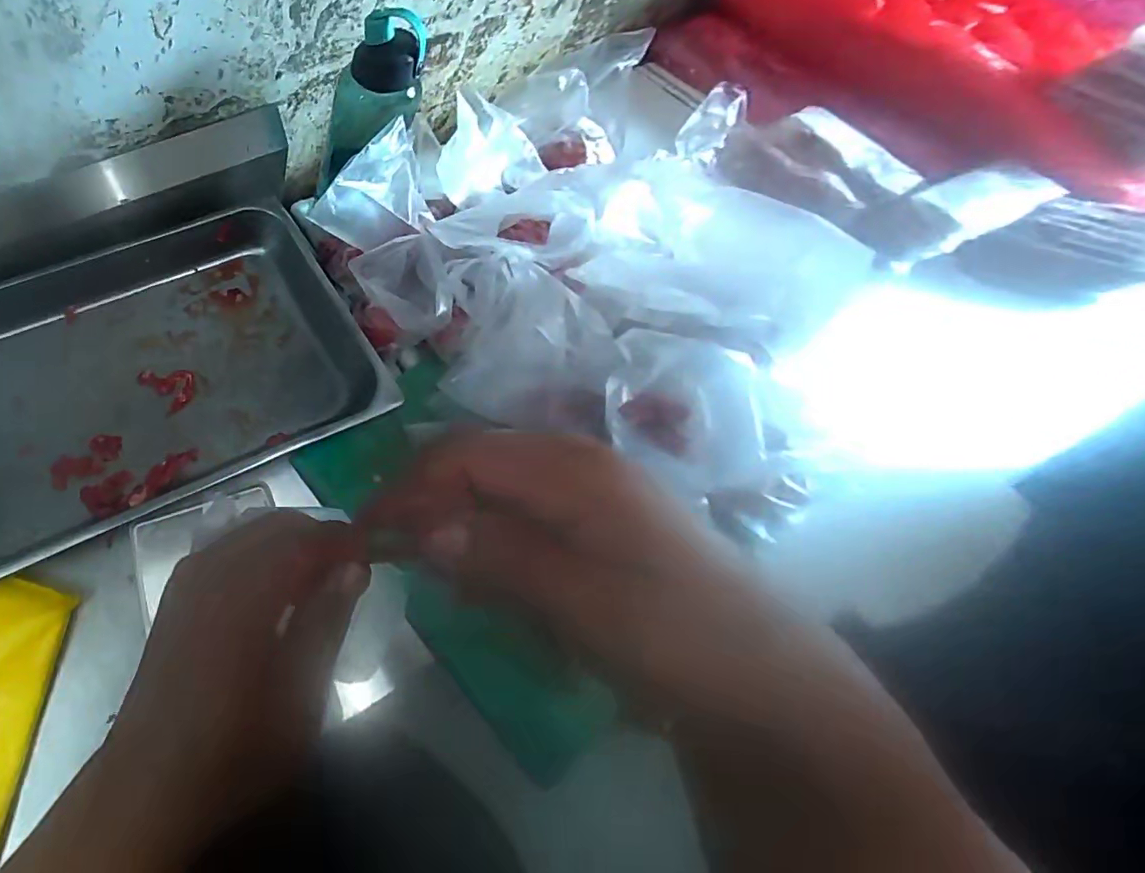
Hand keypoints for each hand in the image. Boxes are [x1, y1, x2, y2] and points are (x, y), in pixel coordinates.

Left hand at [5, 509, 367, 872]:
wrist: (149, 780)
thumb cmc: (235, 750)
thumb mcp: (298, 697)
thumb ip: (326, 622)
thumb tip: (353, 566)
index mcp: (244, 592)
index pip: (303, 539)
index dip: (341, 538)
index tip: (372, 552)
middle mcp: (211, 568)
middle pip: (274, 526)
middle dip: (315, 536)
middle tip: (348, 567)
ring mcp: (187, 576)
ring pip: (248, 532)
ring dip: (287, 543)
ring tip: (316, 579)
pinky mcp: (176, 591)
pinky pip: (226, 548)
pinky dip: (257, 553)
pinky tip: (272, 589)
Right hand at [361, 430, 812, 729]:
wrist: (774, 689)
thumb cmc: (678, 638)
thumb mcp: (582, 602)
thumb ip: (497, 555)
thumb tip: (417, 526)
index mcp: (572, 468)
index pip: (462, 455)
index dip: (409, 489)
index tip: (371, 534)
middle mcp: (574, 461)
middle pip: (471, 463)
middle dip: (425, 504)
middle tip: (393, 554)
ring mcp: (585, 487)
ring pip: (488, 487)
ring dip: (455, 526)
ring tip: (442, 578)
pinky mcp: (591, 517)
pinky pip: (516, 512)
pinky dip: (488, 541)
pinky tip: (489, 584)